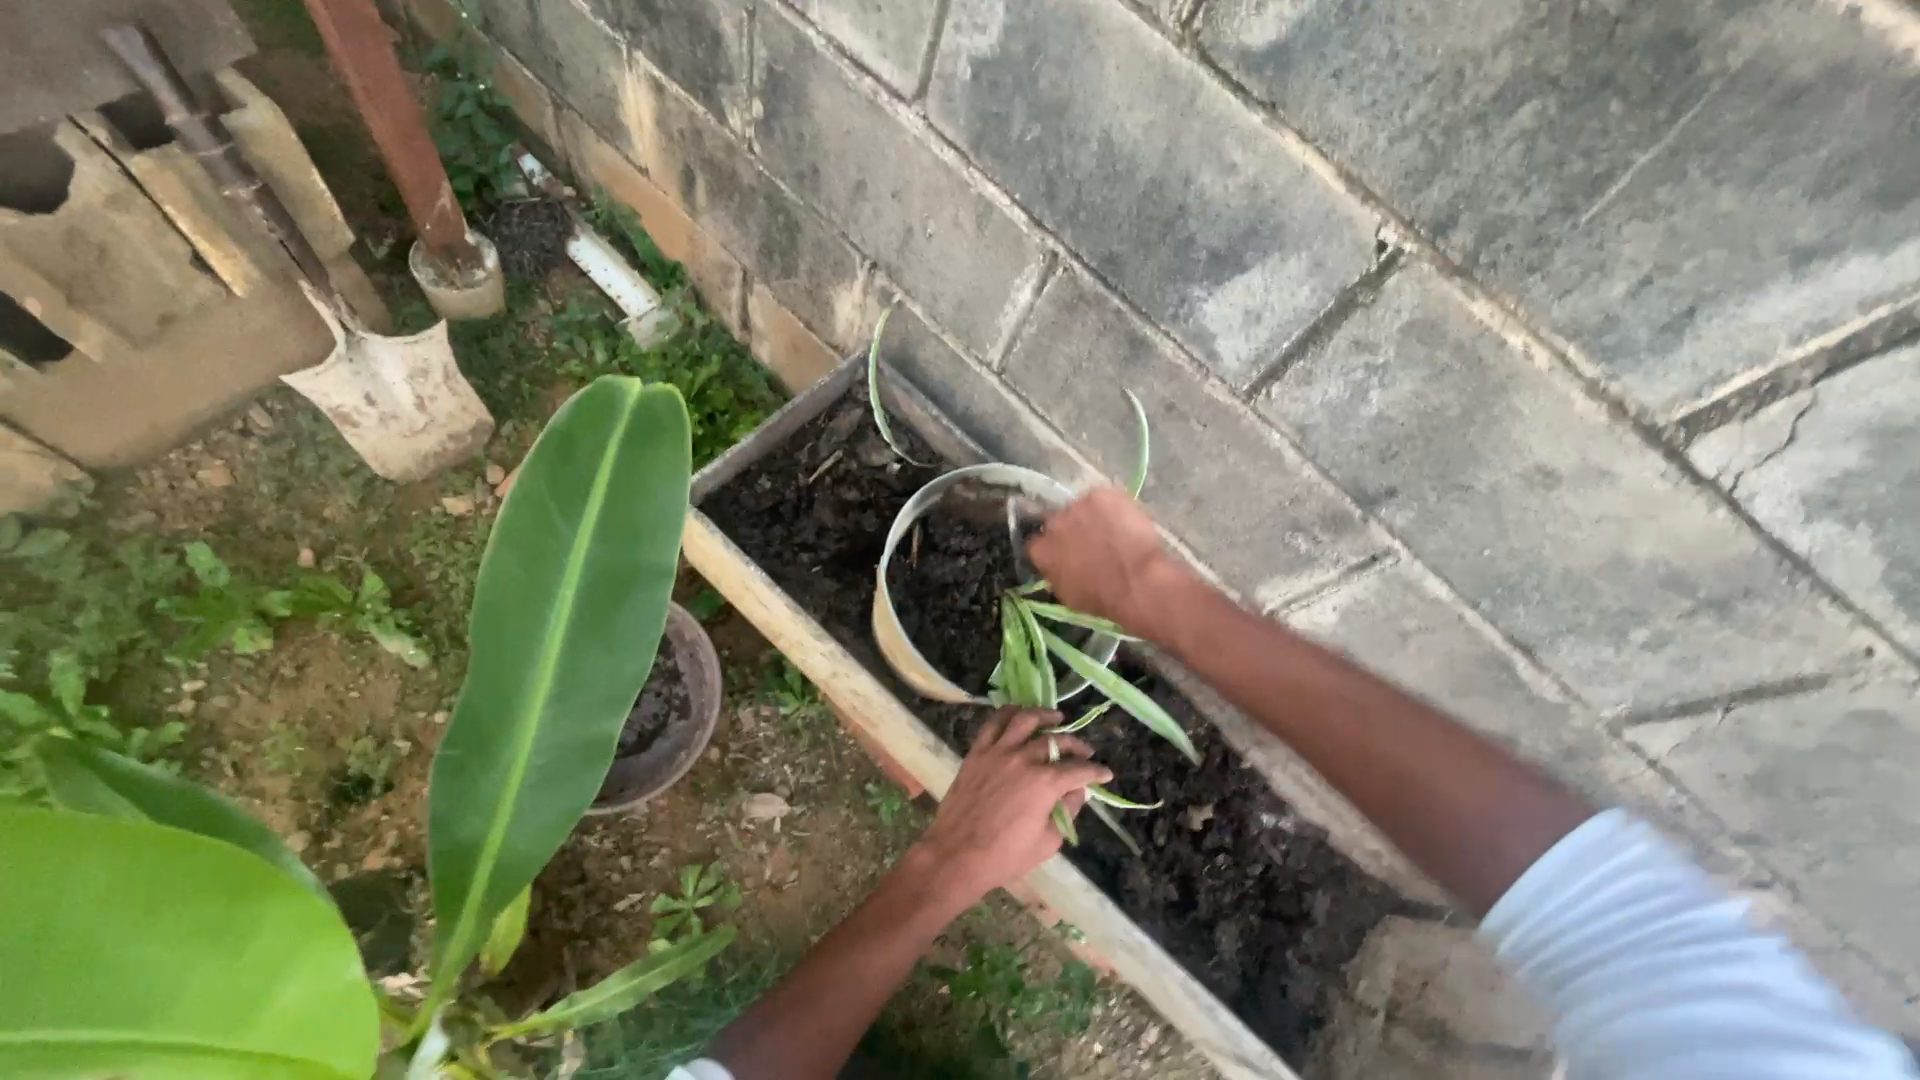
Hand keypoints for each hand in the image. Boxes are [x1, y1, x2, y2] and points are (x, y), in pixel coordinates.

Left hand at [911, 708, 1112, 905]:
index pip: (1079, 770)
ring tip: (1055, 717)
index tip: (1105, 773)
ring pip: (1025, 720)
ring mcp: (998, 752)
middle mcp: (1024, 759)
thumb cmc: (1005, 855)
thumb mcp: (1048, 842)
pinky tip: (1018, 712)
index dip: (1096, 771)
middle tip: (1084, 751)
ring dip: (1044, 715)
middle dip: (1076, 745)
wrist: (958, 854)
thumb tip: (1076, 792)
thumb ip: (1067, 812)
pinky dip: (1008, 713)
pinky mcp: (977, 752)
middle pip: (1056, 742)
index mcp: (1045, 783)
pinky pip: (993, 723)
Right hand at [1025, 487, 1193, 632]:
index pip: (1037, 543)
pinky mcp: (1102, 494)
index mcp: (1041, 550)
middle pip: (1057, 521)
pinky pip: (1105, 498)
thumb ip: (1056, 574)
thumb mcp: (1068, 595)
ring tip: (1113, 531)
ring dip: (1092, 517)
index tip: (1065, 553)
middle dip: (1070, 529)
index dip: (1053, 547)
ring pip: (1083, 507)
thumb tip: (1058, 568)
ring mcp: (1078, 505)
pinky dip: (1114, 507)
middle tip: (1090, 541)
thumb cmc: (1103, 598)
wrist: (1137, 582)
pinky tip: (1126, 521)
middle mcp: (1053, 523)